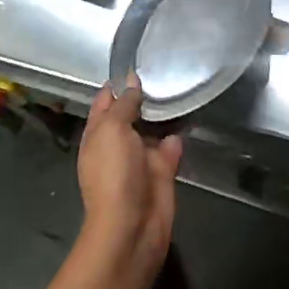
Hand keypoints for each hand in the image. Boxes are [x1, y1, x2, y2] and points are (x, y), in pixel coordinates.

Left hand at [36, 75, 182, 288]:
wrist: (131, 227)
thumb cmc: (113, 174)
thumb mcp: (111, 129)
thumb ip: (123, 104)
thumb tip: (132, 81)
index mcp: (98, 134)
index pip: (105, 100)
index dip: (119, 81)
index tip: (138, 60)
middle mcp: (118, 143)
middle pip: (132, 111)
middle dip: (146, 93)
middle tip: (166, 65)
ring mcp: (141, 157)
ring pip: (154, 127)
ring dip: (165, 110)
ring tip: (181, 82)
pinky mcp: (163, 170)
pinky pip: (172, 145)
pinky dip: (179, 133)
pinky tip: (190, 112)